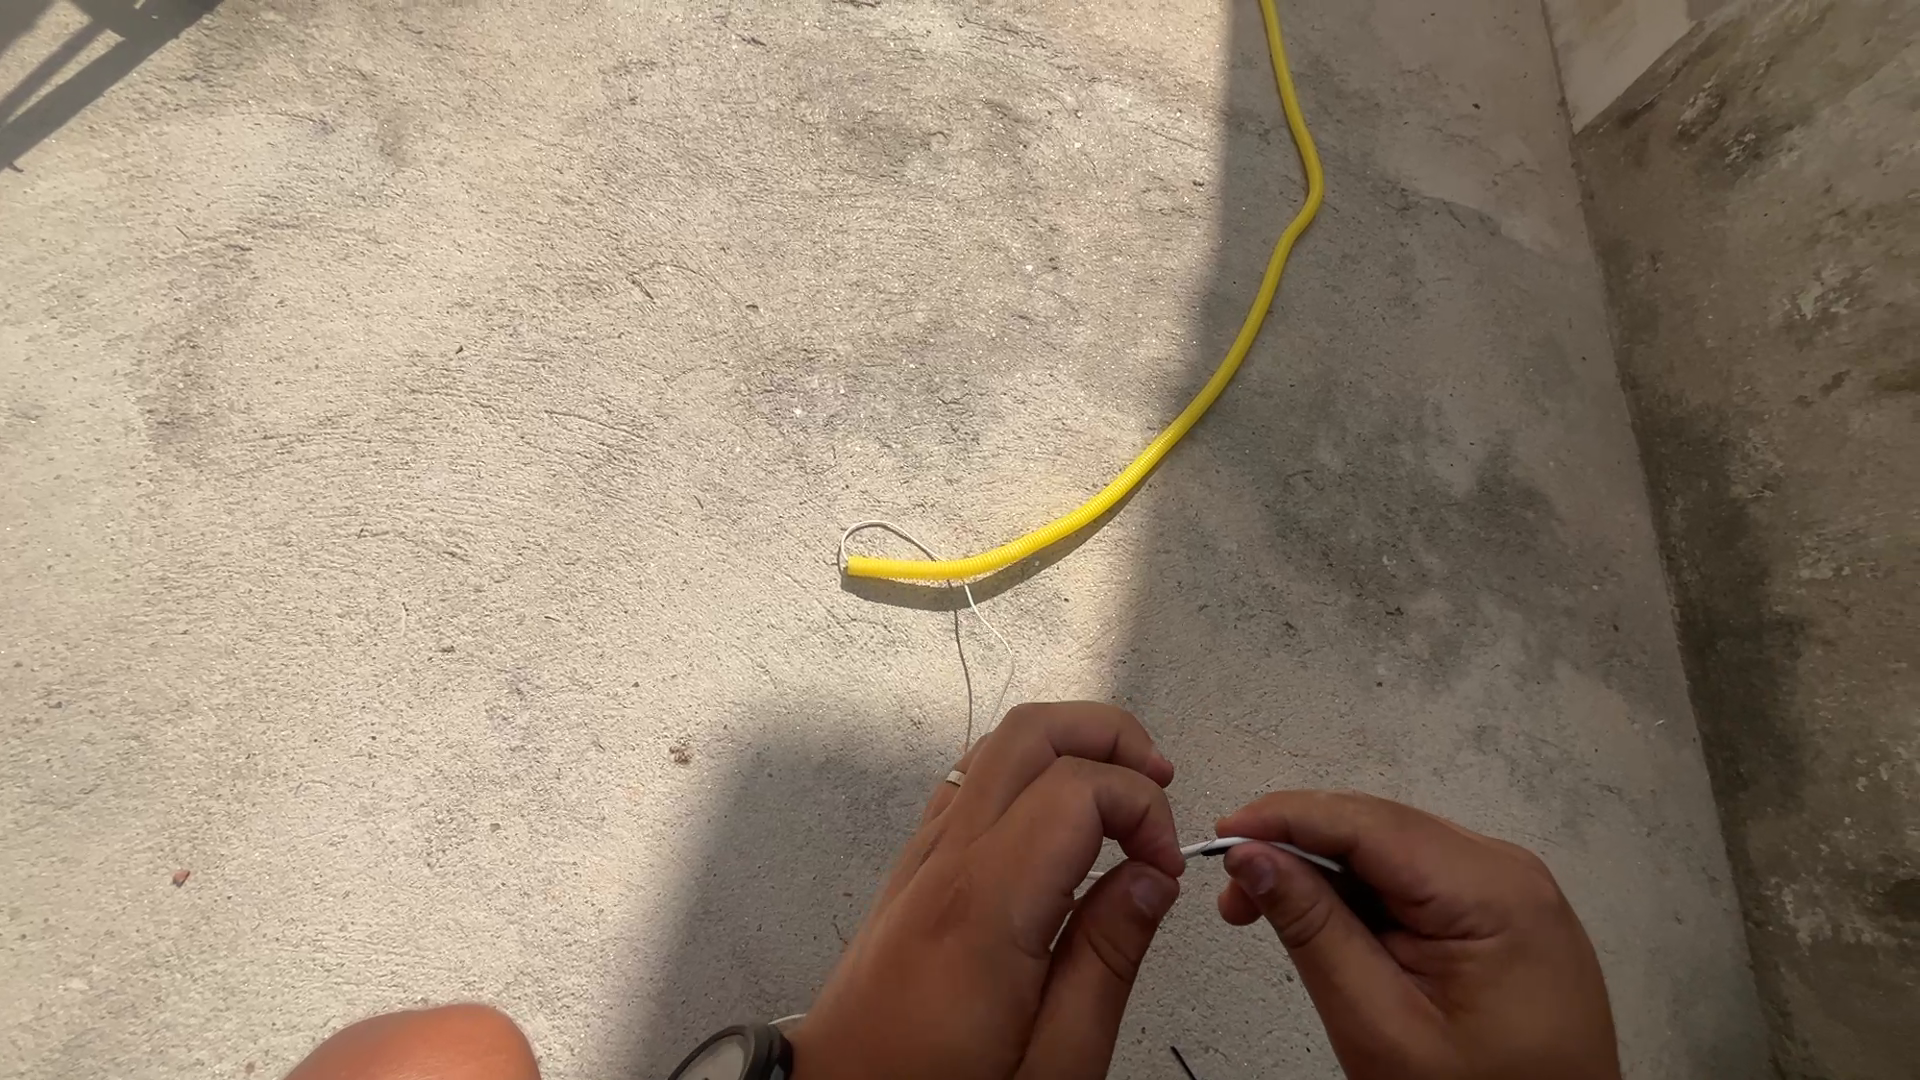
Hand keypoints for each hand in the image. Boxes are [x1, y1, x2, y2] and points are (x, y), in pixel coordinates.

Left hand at [789, 703, 1185, 1079]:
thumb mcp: (1053, 1065)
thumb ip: (1108, 958)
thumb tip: (1153, 878)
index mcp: (986, 902)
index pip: (1076, 789)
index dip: (1142, 808)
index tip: (1168, 865)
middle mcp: (950, 853)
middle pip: (1031, 731)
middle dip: (1108, 734)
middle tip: (1159, 784)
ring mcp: (927, 845)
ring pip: (999, 741)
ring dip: (1069, 741)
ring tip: (1120, 791)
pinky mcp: (919, 855)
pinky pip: (975, 774)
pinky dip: (1031, 765)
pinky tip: (1060, 811)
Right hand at [1215, 791, 1619, 1079]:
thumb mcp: (1379, 1024)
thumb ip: (1311, 927)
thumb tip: (1247, 853)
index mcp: (1491, 891)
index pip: (1363, 822)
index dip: (1282, 817)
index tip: (1221, 834)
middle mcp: (1501, 866)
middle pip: (1368, 825)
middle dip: (1291, 846)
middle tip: (1233, 890)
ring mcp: (1500, 881)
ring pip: (1376, 842)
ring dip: (1313, 867)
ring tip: (1261, 906)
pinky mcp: (1487, 900)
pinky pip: (1398, 869)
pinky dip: (1347, 886)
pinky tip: (1315, 914)